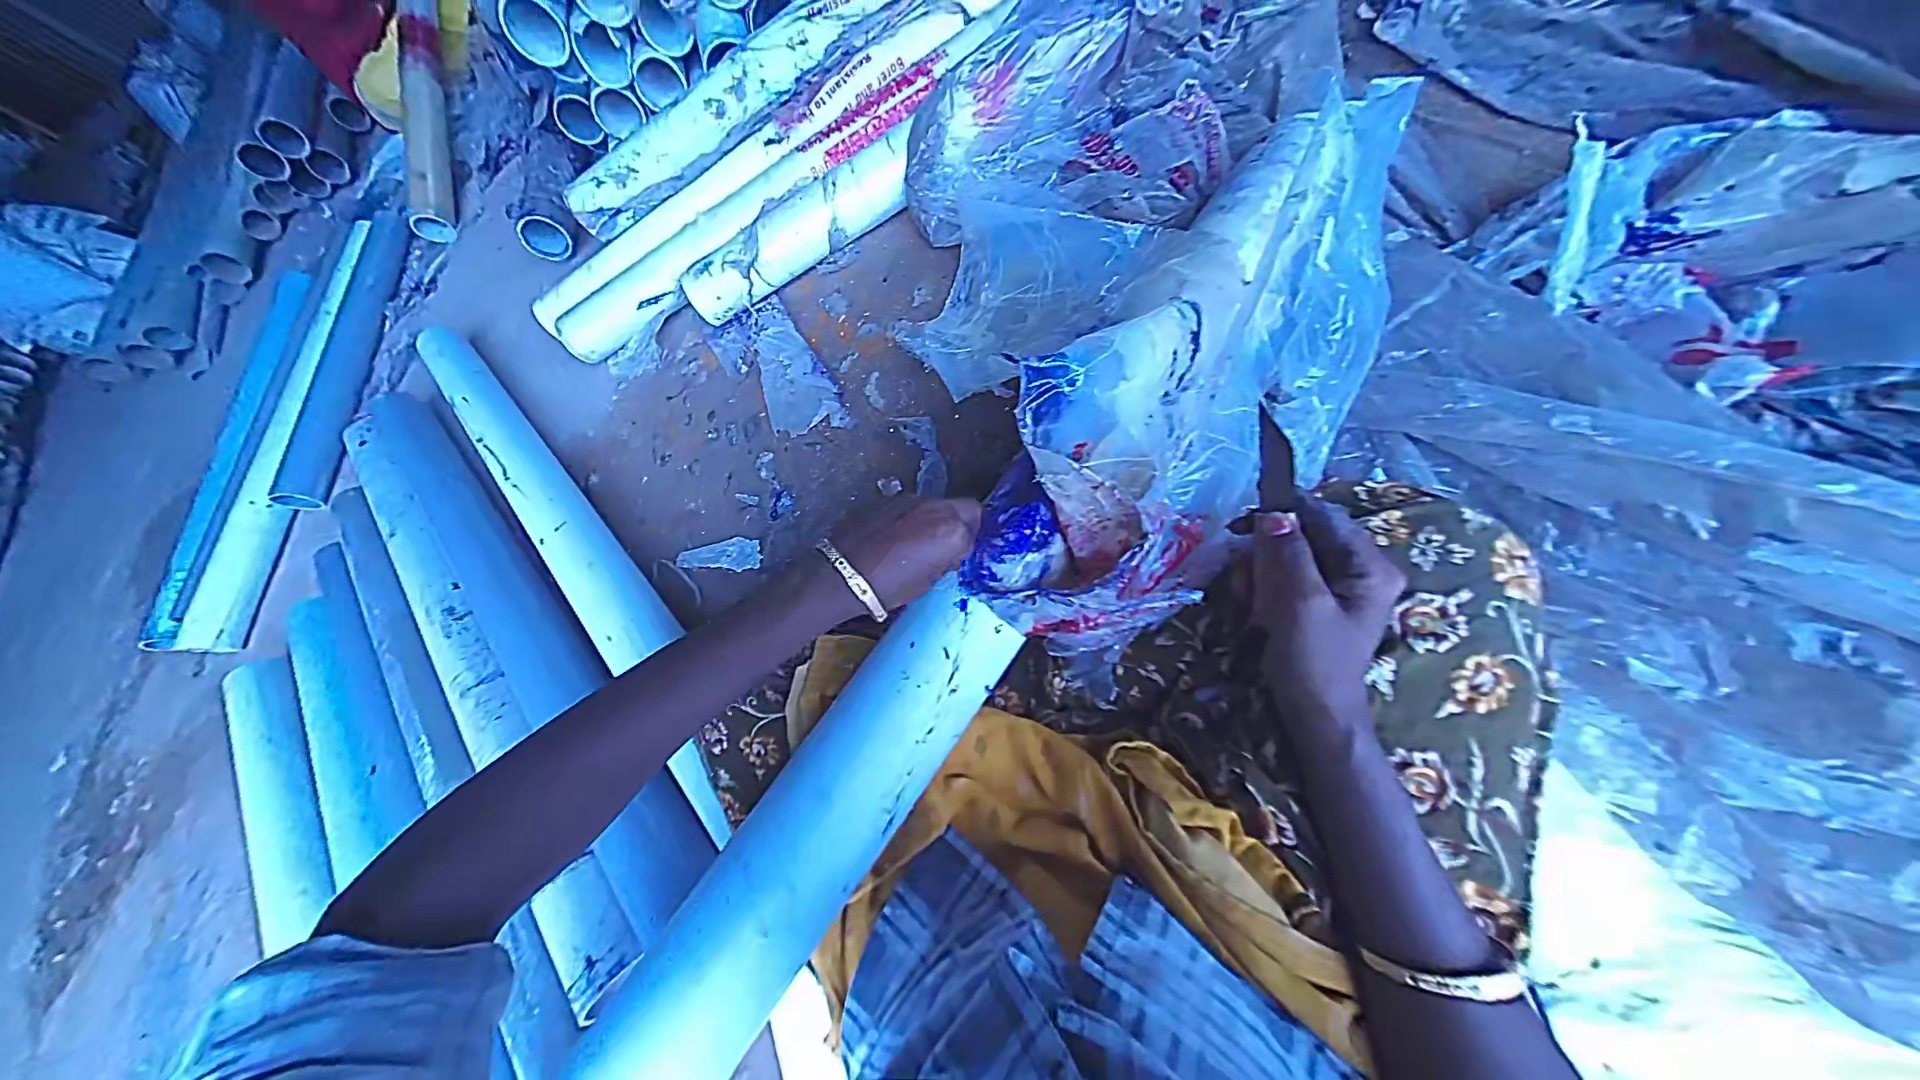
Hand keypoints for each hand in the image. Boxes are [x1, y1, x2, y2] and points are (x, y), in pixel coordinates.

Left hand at [822, 497, 982, 614]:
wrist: (845, 573)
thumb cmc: (890, 585)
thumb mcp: (928, 581)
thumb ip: (947, 559)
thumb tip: (949, 552)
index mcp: (954, 532)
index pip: (977, 530)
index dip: (970, 544)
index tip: (958, 556)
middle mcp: (938, 508)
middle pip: (966, 508)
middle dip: (963, 523)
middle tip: (949, 544)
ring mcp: (913, 500)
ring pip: (939, 504)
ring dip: (937, 518)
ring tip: (920, 541)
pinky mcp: (891, 498)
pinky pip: (914, 505)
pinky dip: (914, 517)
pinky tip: (898, 536)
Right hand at [1251, 494, 1405, 737]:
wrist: (1314, 713)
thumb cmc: (1314, 661)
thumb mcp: (1300, 603)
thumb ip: (1288, 554)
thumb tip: (1273, 513)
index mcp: (1369, 566)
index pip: (1323, 517)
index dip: (1283, 513)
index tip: (1242, 524)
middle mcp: (1357, 569)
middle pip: (1301, 535)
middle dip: (1267, 555)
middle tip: (1249, 583)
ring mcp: (1337, 586)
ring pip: (1285, 555)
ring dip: (1260, 573)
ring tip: (1251, 603)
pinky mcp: (1315, 600)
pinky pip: (1282, 576)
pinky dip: (1262, 587)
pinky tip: (1256, 609)